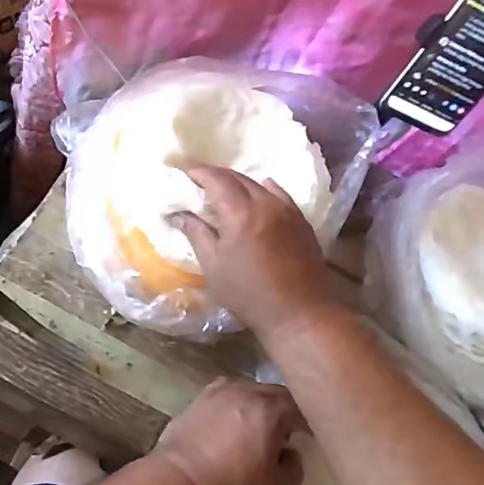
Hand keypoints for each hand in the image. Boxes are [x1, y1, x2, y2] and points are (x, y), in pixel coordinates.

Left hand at [149, 379, 305, 484]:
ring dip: (258, 405)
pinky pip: (226, 395)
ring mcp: (220, 391)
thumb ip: (294, 469)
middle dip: (284, 410)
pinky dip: (234, 404)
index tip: (308, 435)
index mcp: (270, 409)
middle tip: (285, 432)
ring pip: (249, 391)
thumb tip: (291, 453)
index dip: (306, 421)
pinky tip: (230, 421)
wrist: (176, 482)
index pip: (298, 406)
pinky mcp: (199, 399)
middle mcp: (247, 391)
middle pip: (275, 393)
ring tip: (256, 426)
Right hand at [172, 165, 340, 334]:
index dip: (200, 173)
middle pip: (239, 178)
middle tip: (202, 182)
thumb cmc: (248, 293)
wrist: (298, 311)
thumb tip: (182, 214)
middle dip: (218, 176)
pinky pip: (280, 195)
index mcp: (241, 212)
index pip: (217, 179)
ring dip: (241, 183)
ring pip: (260, 185)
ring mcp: (288, 210)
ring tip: (228, 191)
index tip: (187, 174)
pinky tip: (261, 195)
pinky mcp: (302, 221)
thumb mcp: (213, 266)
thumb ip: (197, 234)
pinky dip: (264, 190)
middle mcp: (266, 203)